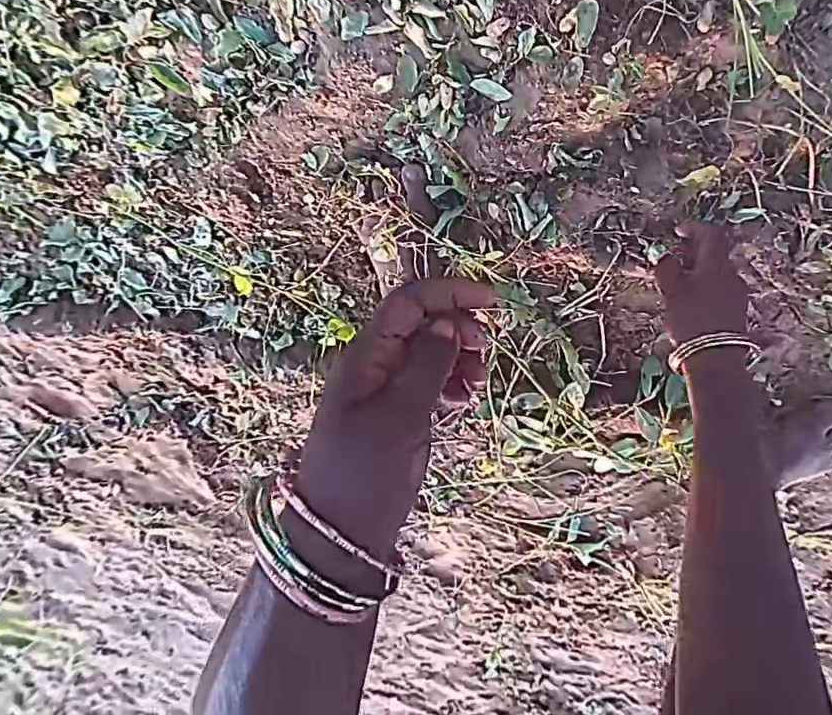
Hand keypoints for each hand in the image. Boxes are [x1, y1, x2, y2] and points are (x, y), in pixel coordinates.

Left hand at [292, 278, 496, 569]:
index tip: (493, 302)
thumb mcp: (401, 417)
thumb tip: (449, 323)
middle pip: (423, 321)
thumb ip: (427, 364)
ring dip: (460, 355)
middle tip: (484, 354)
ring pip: (431, 348)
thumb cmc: (365, 475)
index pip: (409, 301)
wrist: (339, 538)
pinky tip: (464, 399)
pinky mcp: (398, 409)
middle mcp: (376, 362)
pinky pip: (431, 376)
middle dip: (459, 327)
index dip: (451, 293)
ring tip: (477, 384)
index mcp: (366, 355)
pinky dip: (453, 379)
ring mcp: (386, 386)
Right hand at [653, 224, 748, 343]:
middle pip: (715, 252)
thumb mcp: (672, 292)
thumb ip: (666, 268)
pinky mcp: (737, 311)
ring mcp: (737, 294)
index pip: (712, 234)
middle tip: (674, 256)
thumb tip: (662, 254)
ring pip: (717, 271)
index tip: (678, 232)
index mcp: (716, 265)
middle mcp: (731, 275)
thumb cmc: (691, 320)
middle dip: (694, 251)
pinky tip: (691, 299)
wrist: (716, 360)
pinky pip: (720, 288)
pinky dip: (706, 285)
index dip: (694, 228)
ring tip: (679, 280)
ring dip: (699, 269)